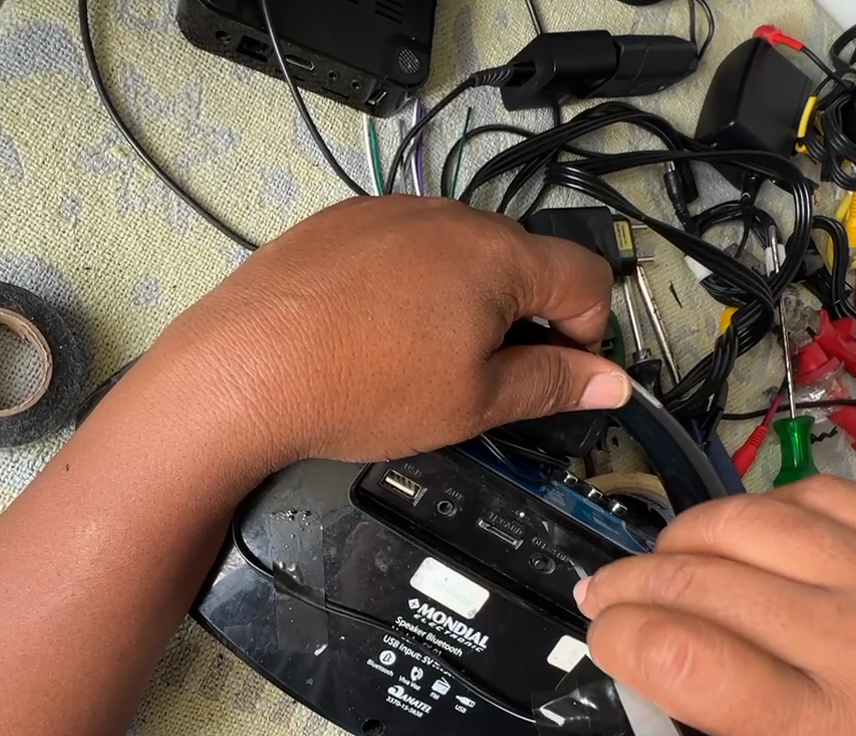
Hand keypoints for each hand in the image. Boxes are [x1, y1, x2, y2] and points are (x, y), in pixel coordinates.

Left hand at [127, 196, 629, 467]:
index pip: (585, 276)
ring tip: (412, 359)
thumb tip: (611, 383)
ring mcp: (384, 212)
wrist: (244, 371)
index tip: (558, 374)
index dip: (586, 333)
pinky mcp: (335, 224)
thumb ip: (549, 385)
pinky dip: (403, 288)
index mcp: (496, 254)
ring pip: (454, 255)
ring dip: (458, 302)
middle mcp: (445, 215)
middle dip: (517, 319)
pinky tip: (368, 332)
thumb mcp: (470, 403)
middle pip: (517, 262)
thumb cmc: (364, 390)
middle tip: (478, 378)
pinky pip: (396, 250)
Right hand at [575, 477, 855, 735]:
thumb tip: (663, 659)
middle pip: (697, 579)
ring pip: (746, 521)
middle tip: (607, 597)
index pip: (679, 658)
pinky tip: (748, 540)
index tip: (603, 640)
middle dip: (626, 586)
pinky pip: (818, 496)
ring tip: (667, 564)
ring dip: (679, 541)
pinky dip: (757, 515)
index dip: (615, 639)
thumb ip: (739, 725)